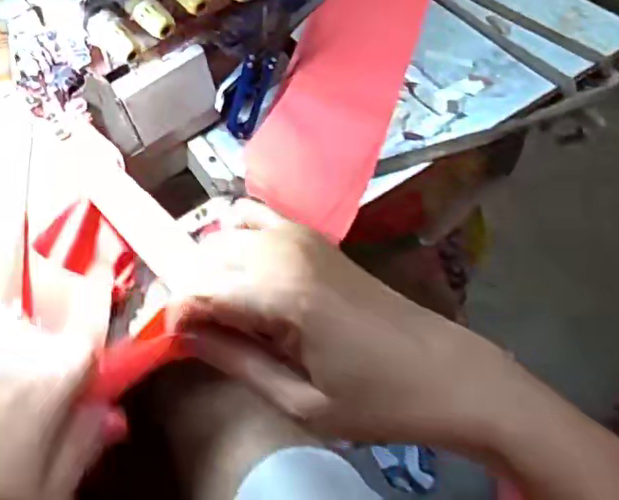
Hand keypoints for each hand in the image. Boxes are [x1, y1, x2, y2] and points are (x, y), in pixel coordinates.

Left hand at [0, 302, 113, 499]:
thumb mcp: (42, 491)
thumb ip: (82, 442)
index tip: (103, 269)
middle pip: (51, 334)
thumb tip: (110, 411)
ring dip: (13, 351)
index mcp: (51, 373)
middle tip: (31, 410)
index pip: (91, 319)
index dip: (100, 292)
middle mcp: (17, 332)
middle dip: (50, 362)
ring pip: (16, 327)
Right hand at [167, 200, 522, 451]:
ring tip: (222, 308)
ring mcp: (293, 234)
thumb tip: (184, 337)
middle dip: (190, 292)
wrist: (446, 370)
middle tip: (197, 332)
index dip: (176, 315)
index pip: (200, 292)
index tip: (172, 340)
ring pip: (220, 237)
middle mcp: (279, 251)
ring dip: (209, 268)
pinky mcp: (306, 231)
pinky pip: (248, 214)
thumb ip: (236, 363)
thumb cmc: (378, 400)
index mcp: (281, 296)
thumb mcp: (304, 404)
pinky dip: (231, 232)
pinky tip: (240, 263)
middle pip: (205, 259)